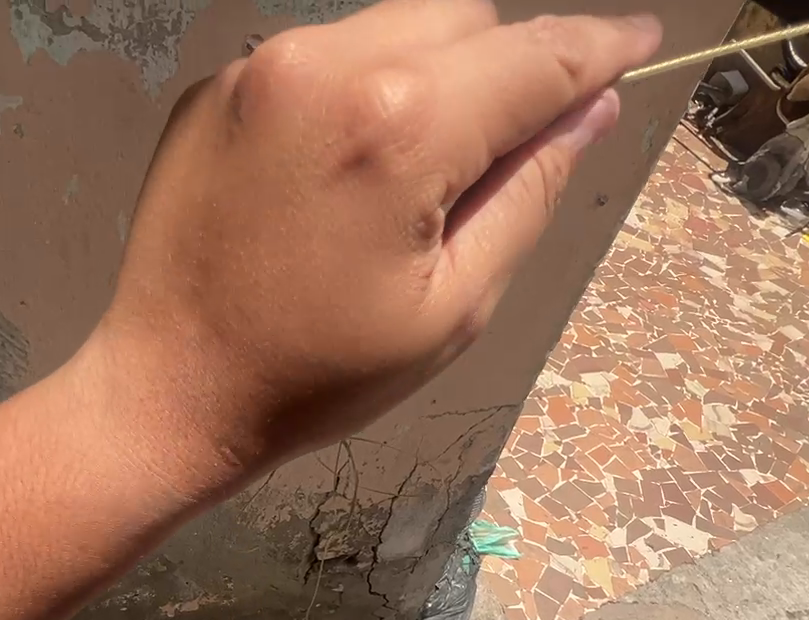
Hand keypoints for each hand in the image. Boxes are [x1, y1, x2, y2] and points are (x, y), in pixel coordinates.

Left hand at [78, 1, 659, 485]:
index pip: (536, 58)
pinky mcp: (210, 92)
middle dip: (499, 71)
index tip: (639, 45)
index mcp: (399, 128)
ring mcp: (255, 71)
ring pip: (388, 26)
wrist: (169, 393)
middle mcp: (324, 66)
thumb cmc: (314, 380)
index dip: (598, 50)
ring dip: (424, 77)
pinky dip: (349, 95)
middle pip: (464, 17)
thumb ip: (525, 197)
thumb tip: (586, 113)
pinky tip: (328, 175)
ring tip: (399, 177)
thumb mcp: (447, 312)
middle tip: (489, 157)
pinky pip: (315, 61)